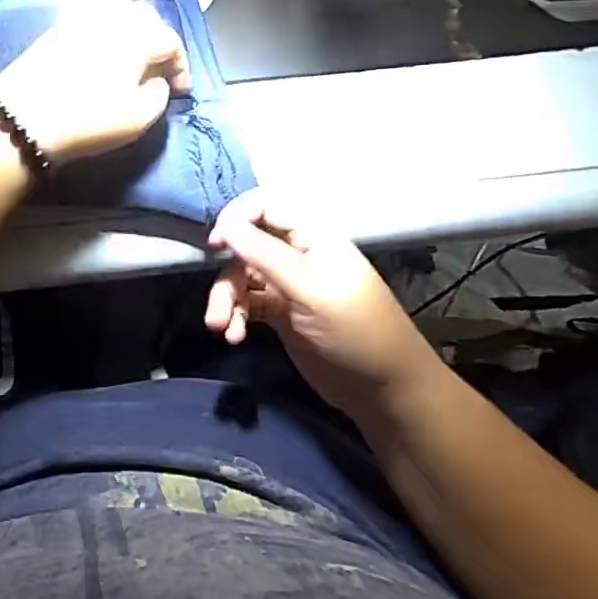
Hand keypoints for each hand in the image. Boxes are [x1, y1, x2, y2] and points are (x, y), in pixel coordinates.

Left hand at [0, 1, 191, 163]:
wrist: (22, 120)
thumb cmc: (88, 120)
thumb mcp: (139, 118)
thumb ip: (159, 94)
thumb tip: (156, 81)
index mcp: (136, 35)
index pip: (171, 40)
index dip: (181, 65)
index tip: (181, 91)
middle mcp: (109, 18)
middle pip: (145, 19)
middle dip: (158, 43)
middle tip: (158, 72)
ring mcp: (77, 21)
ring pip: (116, 17)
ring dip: (131, 37)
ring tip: (130, 65)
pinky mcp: (53, 32)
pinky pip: (89, 24)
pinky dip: (104, 37)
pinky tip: (101, 61)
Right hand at [203, 190, 445, 422]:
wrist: (382, 389)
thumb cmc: (355, 329)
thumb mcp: (310, 288)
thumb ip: (266, 254)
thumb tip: (226, 225)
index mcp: (313, 236)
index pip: (266, 209)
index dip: (237, 219)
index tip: (215, 244)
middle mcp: (298, 255)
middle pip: (246, 248)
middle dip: (227, 276)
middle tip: (215, 309)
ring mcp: (288, 285)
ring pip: (241, 279)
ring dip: (226, 302)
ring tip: (221, 329)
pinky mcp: (280, 313)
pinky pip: (247, 304)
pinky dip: (236, 318)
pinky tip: (235, 337)